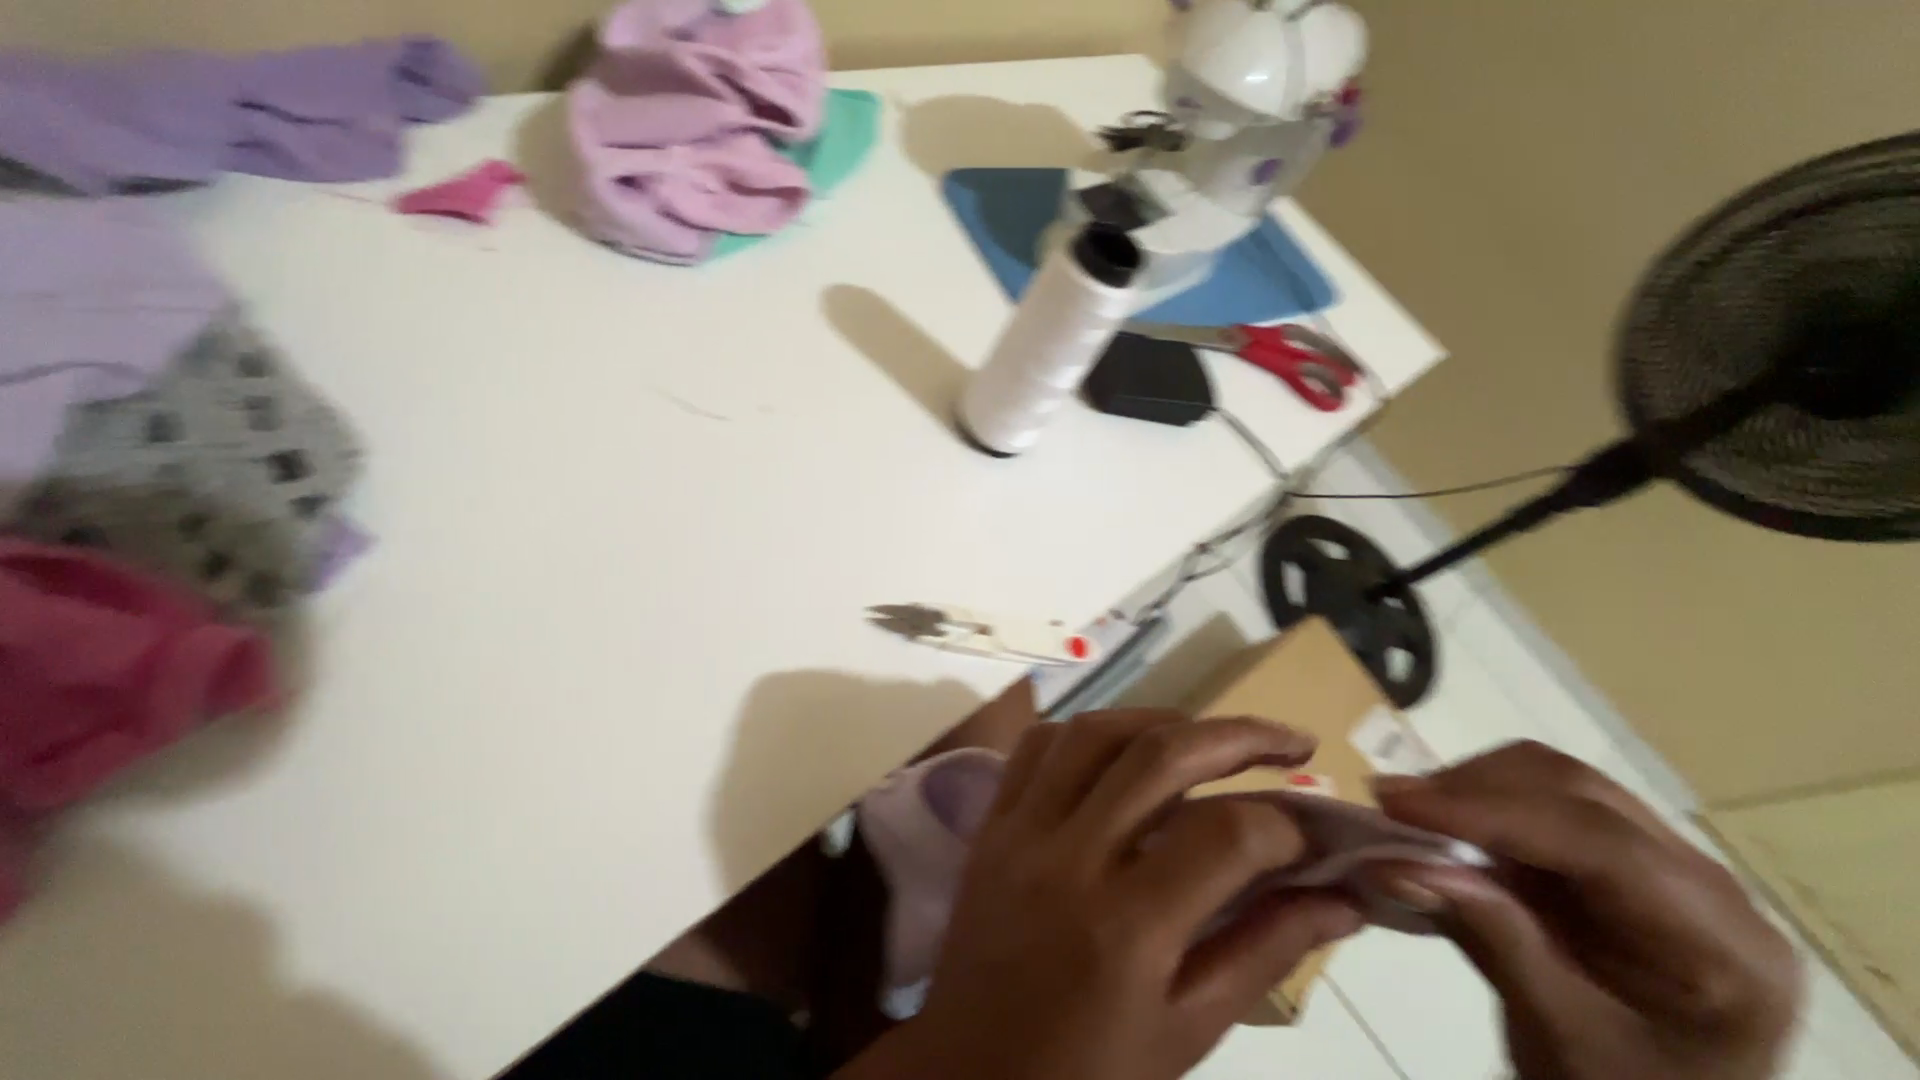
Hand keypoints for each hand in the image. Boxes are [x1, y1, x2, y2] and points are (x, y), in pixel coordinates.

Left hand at [837, 709, 1362, 1079]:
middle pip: (1160, 755)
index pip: (1225, 835)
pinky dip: (1089, 733)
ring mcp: (1020, 833)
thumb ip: (1264, 952)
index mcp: (1127, 926)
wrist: (971, 1074)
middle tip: (1291, 744)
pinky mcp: (990, 826)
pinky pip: (1037, 749)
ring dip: (1162, 720)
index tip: (1311, 835)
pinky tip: (1124, 751)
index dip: (1285, 825)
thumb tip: (1343, 898)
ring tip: (1210, 739)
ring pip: (1094, 733)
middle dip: (1239, 736)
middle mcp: (1069, 859)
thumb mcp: (1188, 1028)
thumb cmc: (1088, 1070)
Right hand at [1372, 741, 1802, 1079]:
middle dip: (1475, 788)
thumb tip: (1396, 861)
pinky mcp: (1621, 857)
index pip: (1598, 843)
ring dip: (1475, 787)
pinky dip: (1484, 802)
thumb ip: (1493, 940)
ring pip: (1558, 781)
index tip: (1395, 802)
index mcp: (1725, 946)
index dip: (1490, 812)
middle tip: (1388, 805)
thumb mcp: (1560, 1035)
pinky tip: (1442, 825)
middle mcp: (1707, 886)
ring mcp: (1666, 864)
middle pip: (1579, 793)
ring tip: (1408, 814)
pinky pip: (1545, 802)